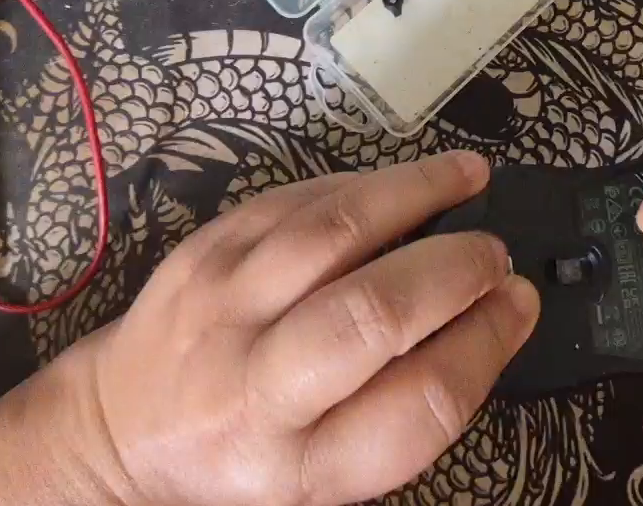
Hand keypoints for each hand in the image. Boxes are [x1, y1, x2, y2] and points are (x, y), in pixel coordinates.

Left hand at [63, 152, 538, 505]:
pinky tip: (407, 180)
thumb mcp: (329, 466)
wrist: (124, 425)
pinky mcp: (209, 245)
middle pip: (372, 315)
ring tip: (471, 176)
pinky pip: (303, 198)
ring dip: (418, 191)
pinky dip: (369, 183)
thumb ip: (408, 397)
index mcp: (298, 465)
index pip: (416, 405)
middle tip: (496, 251)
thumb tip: (494, 306)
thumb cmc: (248, 457)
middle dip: (454, 270)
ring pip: (335, 229)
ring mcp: (223, 303)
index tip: (519, 303)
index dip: (486, 343)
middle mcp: (255, 385)